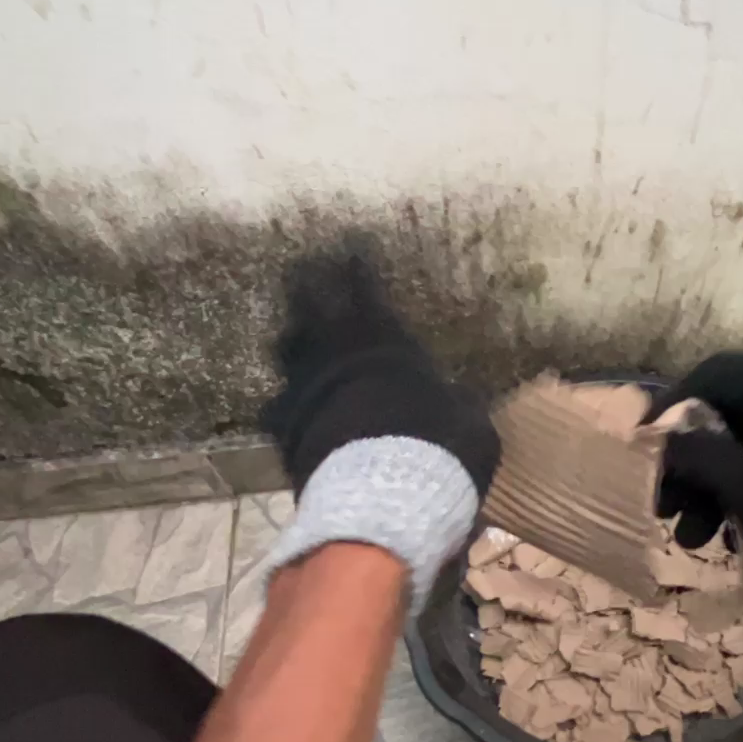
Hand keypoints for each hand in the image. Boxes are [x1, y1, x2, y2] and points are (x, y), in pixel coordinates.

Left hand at [263, 249, 497, 498]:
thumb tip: (459, 398)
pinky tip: (284, 411)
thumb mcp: (466, 419)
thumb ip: (455, 400)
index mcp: (381, 338)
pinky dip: (283, 407)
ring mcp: (302, 389)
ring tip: (294, 342)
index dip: (356, 265)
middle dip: (305, 286)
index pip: (363, 285)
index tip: (349, 248)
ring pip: (285, 351)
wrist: (383, 493)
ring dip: (292, 344)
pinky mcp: (283, 429)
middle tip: (300, 272)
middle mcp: (335, 353)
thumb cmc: (437, 447)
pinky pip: (276, 409)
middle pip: (307, 304)